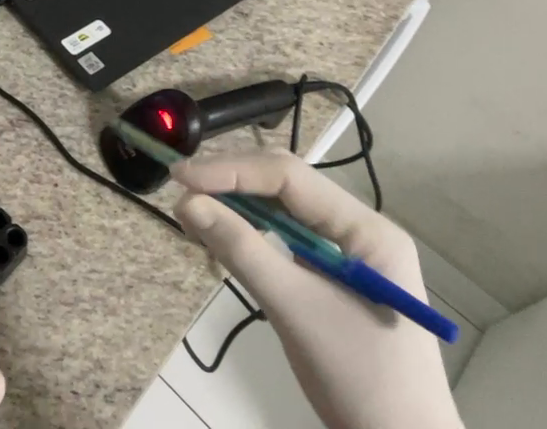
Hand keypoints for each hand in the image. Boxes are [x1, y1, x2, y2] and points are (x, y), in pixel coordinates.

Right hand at [172, 152, 462, 428]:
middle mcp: (358, 229)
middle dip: (230, 182)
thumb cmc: (359, 375)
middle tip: (180, 189)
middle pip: (284, 185)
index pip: (289, 178)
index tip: (180, 178)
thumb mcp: (295, 309)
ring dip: (234, 205)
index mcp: (367, 229)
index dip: (231, 171)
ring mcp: (344, 252)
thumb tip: (185, 203)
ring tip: (191, 211)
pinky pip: (281, 236)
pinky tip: (217, 234)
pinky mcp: (328, 275)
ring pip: (279, 208)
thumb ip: (241, 250)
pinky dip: (246, 232)